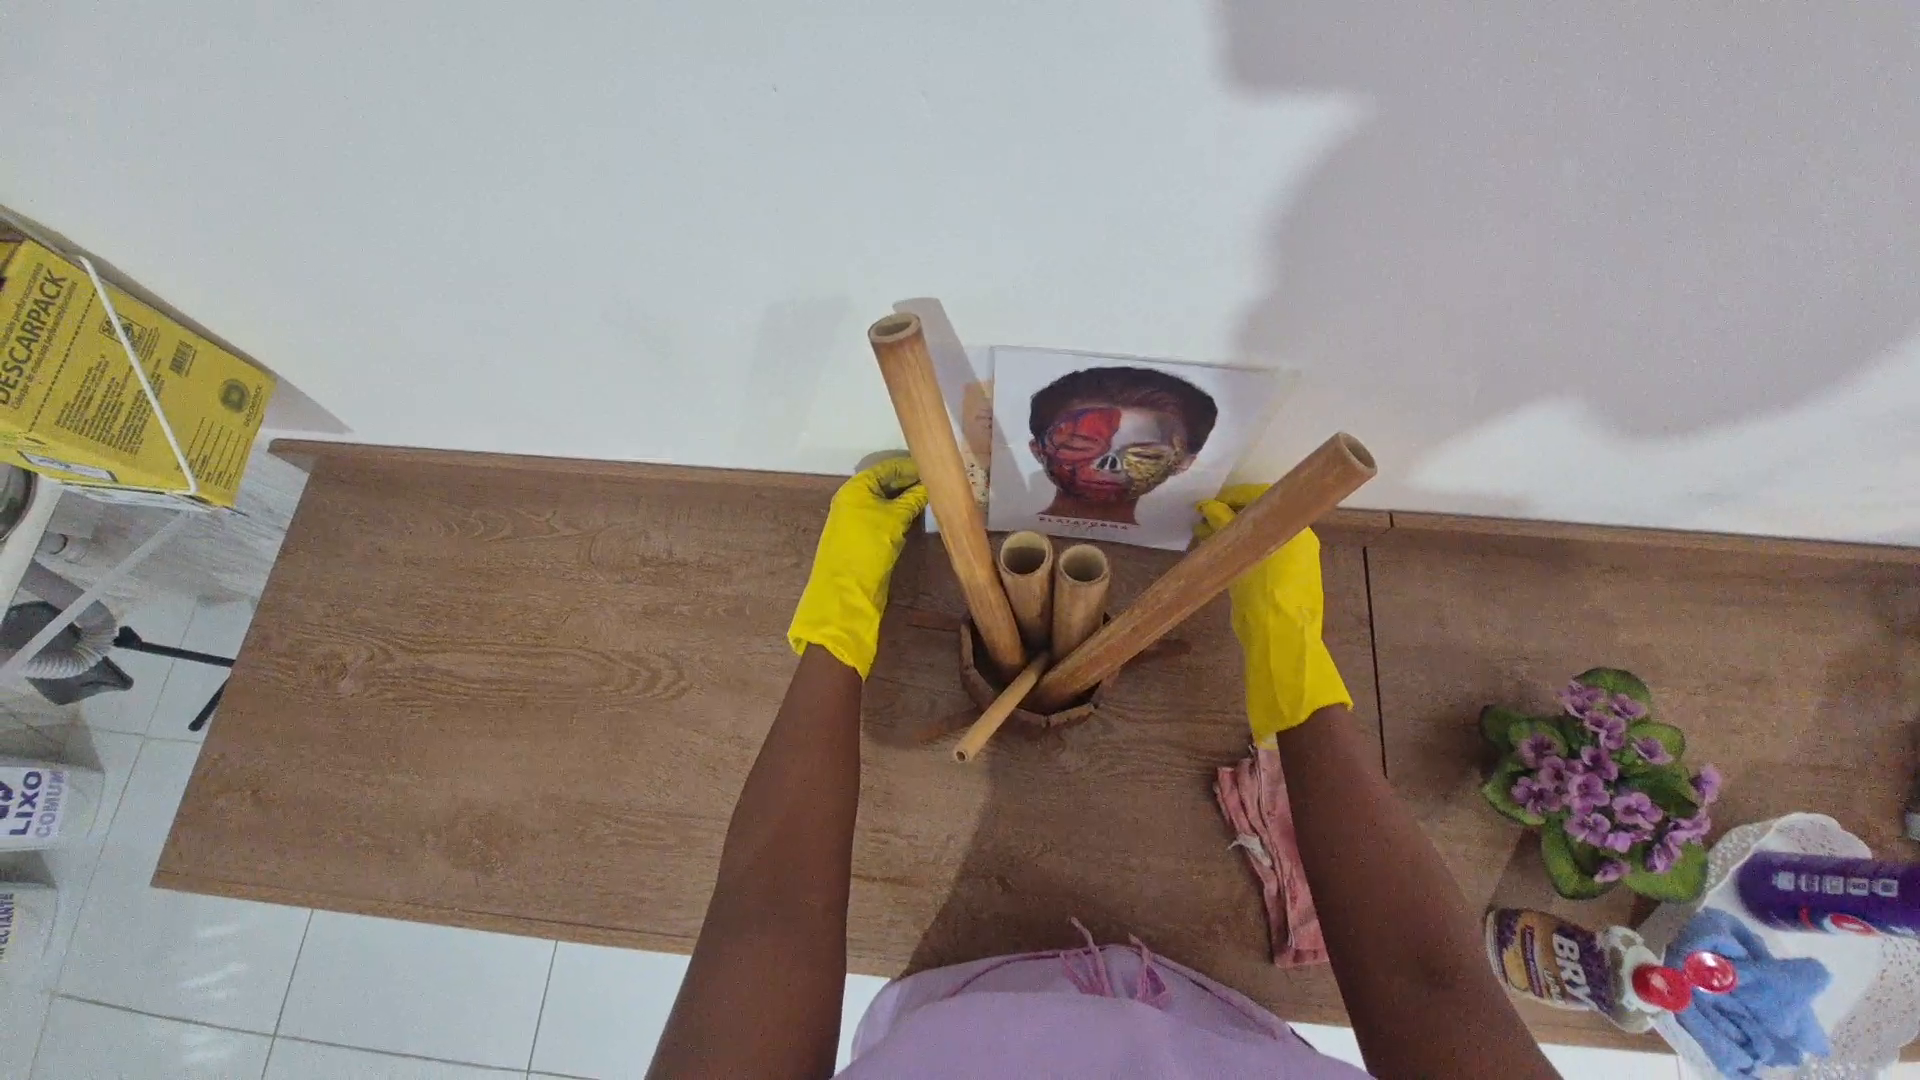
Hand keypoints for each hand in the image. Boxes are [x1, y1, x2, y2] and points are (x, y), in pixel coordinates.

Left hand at [786, 458, 928, 677]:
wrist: (848, 588)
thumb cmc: (868, 546)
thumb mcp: (894, 520)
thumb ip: (912, 500)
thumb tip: (930, 487)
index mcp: (856, 488)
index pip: (886, 468)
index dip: (910, 467)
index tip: (933, 468)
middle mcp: (854, 499)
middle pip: (886, 483)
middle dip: (910, 482)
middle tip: (936, 482)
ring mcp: (857, 517)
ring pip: (886, 500)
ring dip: (907, 498)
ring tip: (932, 495)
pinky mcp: (864, 535)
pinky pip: (884, 515)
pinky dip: (900, 513)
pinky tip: (918, 513)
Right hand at [1195, 484, 1351, 742]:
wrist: (1281, 637)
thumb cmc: (1262, 593)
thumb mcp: (1237, 555)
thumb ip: (1224, 526)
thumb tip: (1208, 507)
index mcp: (1294, 528)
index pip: (1263, 498)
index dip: (1233, 497)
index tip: (1207, 505)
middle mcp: (1300, 540)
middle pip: (1262, 517)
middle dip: (1229, 518)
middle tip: (1201, 523)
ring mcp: (1297, 561)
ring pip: (1260, 537)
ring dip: (1233, 536)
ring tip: (1205, 540)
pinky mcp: (1289, 581)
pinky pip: (1263, 554)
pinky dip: (1242, 551)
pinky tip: (1221, 558)